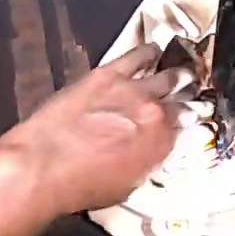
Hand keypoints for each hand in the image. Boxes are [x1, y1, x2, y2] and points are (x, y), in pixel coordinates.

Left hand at [0, 44, 187, 222]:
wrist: (44, 164)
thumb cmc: (83, 185)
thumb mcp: (127, 184)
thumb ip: (146, 160)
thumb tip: (150, 150)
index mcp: (161, 143)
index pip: (184, 127)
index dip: (187, 122)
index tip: (188, 119)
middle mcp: (155, 113)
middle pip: (180, 99)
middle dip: (187, 95)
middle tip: (190, 91)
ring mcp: (133, 90)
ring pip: (166, 74)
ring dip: (175, 73)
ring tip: (179, 71)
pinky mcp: (108, 74)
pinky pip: (136, 56)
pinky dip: (148, 53)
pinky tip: (152, 50)